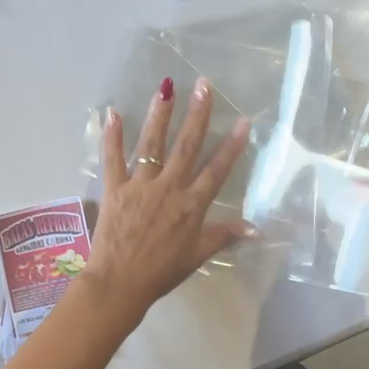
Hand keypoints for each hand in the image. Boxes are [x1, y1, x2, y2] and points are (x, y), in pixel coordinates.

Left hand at [83, 76, 250, 325]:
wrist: (120, 283)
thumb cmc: (161, 272)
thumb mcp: (197, 255)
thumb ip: (223, 236)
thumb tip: (256, 228)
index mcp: (192, 205)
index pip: (216, 170)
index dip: (231, 146)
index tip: (243, 121)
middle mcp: (169, 188)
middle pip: (187, 145)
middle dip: (198, 114)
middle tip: (204, 85)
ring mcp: (140, 185)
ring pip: (153, 144)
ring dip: (161, 114)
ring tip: (166, 87)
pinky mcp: (114, 188)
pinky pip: (113, 157)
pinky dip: (112, 136)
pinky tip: (112, 113)